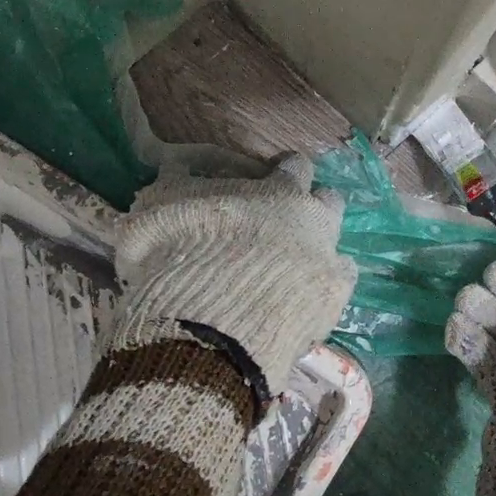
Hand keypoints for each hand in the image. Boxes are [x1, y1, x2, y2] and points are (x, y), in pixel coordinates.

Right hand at [116, 154, 356, 390]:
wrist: (205, 330)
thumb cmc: (177, 260)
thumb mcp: (157, 214)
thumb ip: (175, 191)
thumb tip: (169, 171)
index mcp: (279, 192)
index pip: (296, 166)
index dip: (283, 173)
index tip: (270, 182)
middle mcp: (314, 221)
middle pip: (328, 201)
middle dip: (312, 208)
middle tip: (285, 226)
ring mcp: (328, 264)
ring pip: (338, 246)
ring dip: (318, 251)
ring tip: (291, 270)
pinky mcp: (333, 305)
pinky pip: (336, 289)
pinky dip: (319, 291)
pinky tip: (298, 302)